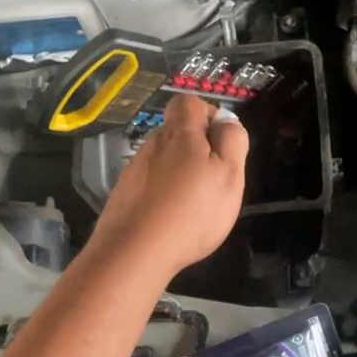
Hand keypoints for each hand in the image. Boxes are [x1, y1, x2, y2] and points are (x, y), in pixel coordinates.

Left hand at [88, 94, 248, 273]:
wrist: (133, 253)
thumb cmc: (192, 212)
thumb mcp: (230, 175)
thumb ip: (232, 141)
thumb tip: (226, 120)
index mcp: (181, 135)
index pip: (188, 102)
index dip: (208, 113)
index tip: (221, 141)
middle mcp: (153, 145)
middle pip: (177, 132)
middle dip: (197, 147)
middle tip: (214, 179)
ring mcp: (134, 170)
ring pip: (164, 158)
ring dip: (180, 172)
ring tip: (193, 204)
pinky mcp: (124, 194)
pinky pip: (150, 182)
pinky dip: (163, 192)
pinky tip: (171, 218)